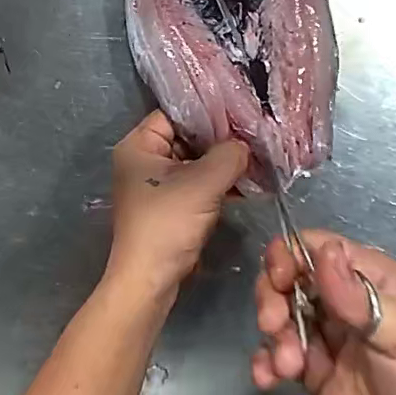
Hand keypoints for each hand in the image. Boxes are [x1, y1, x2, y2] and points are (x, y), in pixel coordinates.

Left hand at [107, 111, 248, 296]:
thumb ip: (230, 154)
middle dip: (222, 140)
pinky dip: (219, 182)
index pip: (177, 113)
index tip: (242, 114)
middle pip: (189, 137)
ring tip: (256, 160)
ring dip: (224, 163)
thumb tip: (246, 145)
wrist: (149, 282)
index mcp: (139, 145)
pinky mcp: (169, 205)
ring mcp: (156, 184)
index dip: (210, 112)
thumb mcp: (204, 183)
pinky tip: (246, 184)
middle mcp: (144, 159)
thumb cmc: (168, 224)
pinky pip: (197, 182)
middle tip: (254, 137)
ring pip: (196, 161)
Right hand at [251, 230, 395, 394]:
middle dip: (274, 295)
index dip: (292, 255)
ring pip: (284, 315)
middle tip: (272, 325)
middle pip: (293, 277)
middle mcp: (348, 302)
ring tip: (285, 368)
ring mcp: (332, 339)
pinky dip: (267, 363)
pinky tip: (267, 380)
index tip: (279, 280)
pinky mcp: (319, 375)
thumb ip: (362, 300)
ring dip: (273, 335)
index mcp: (374, 280)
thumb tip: (325, 251)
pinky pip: (281, 356)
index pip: (322, 248)